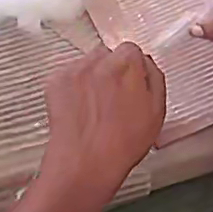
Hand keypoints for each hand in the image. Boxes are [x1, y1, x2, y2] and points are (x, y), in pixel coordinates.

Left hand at [36, 42, 165, 199]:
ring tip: (96, 105)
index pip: (131, 49)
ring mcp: (74, 70)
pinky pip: (69, 76)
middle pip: (108, 54)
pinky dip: (74, 87)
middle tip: (114, 97)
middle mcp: (98, 61)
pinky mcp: (56, 81)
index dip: (133, 68)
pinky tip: (81, 108)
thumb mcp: (157, 111)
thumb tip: (146, 64)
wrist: (84, 161)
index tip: (131, 83)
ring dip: (93, 77)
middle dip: (112, 70)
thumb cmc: (122, 143)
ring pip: (87, 64)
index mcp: (126, 64)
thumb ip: (154, 78)